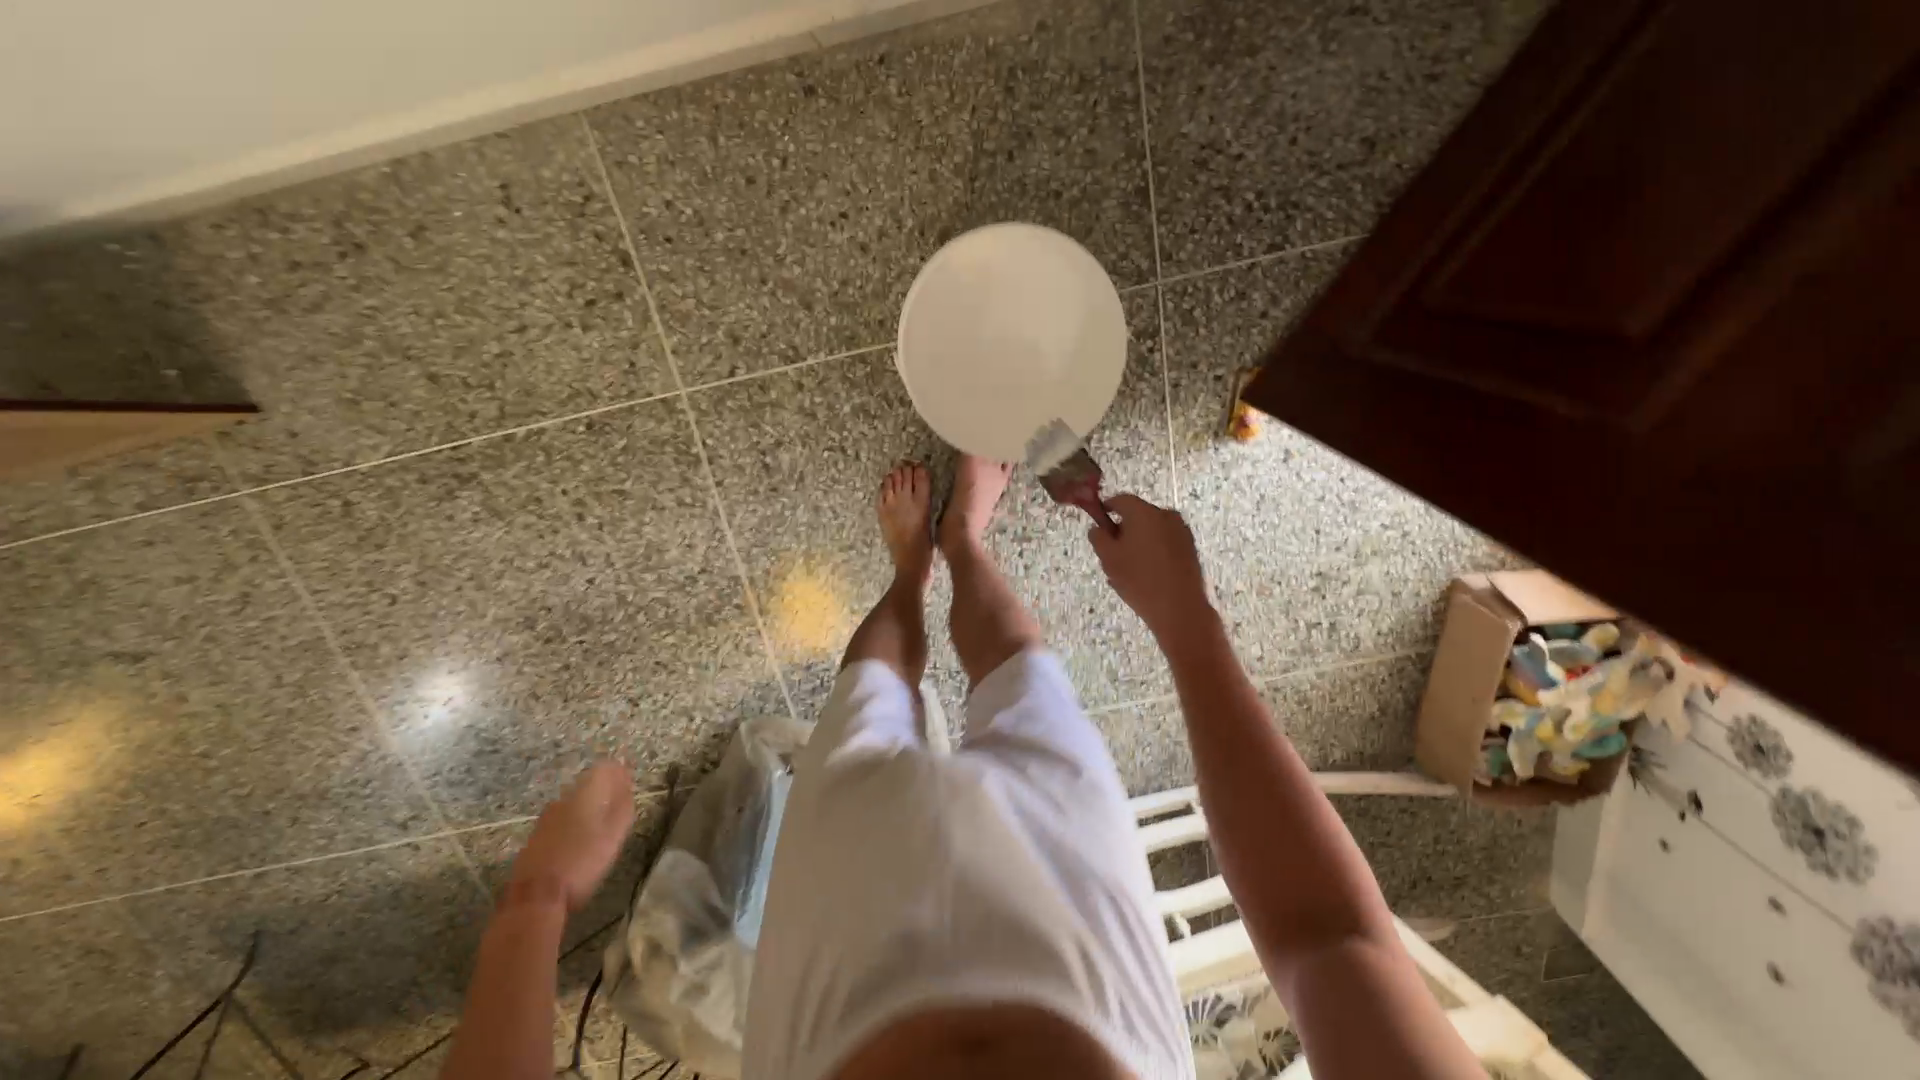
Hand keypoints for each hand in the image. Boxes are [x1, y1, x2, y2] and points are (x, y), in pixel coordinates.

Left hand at [509, 761, 634, 911]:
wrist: (536, 896)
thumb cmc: (582, 863)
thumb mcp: (613, 836)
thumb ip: (622, 809)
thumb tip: (627, 788)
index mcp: (584, 795)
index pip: (604, 768)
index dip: (619, 773)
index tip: (629, 785)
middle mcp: (562, 800)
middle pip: (586, 785)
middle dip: (605, 791)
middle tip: (620, 807)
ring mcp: (545, 819)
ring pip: (572, 803)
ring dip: (588, 809)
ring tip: (601, 828)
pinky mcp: (535, 838)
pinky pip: (560, 821)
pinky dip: (573, 825)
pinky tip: (578, 844)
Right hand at [1088, 493, 1215, 637]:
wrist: (1179, 607)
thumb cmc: (1138, 579)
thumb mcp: (1108, 558)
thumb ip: (1098, 537)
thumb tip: (1098, 528)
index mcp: (1144, 512)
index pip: (1121, 499)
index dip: (1107, 508)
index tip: (1099, 523)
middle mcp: (1165, 515)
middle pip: (1138, 515)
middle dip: (1123, 529)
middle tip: (1112, 553)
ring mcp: (1181, 532)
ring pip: (1152, 531)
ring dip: (1138, 543)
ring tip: (1128, 570)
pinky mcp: (1190, 548)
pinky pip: (1165, 543)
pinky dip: (1153, 552)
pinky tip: (1146, 576)